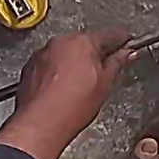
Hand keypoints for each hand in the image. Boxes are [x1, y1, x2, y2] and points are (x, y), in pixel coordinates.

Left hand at [0, 29, 134, 158]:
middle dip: (95, 55)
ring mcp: (43, 54)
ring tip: (80, 87)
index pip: (110, 34)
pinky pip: (49, 64)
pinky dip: (57, 73)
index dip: (122, 40)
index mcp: (82, 42)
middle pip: (85, 43)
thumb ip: (116, 63)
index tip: (127, 44)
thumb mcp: (104, 84)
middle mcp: (60, 42)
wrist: (40, 123)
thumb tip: (125, 54)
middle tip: (104, 73)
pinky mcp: (30, 67)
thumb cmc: (71, 106)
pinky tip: (62, 90)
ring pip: (65, 53)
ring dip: (74, 64)